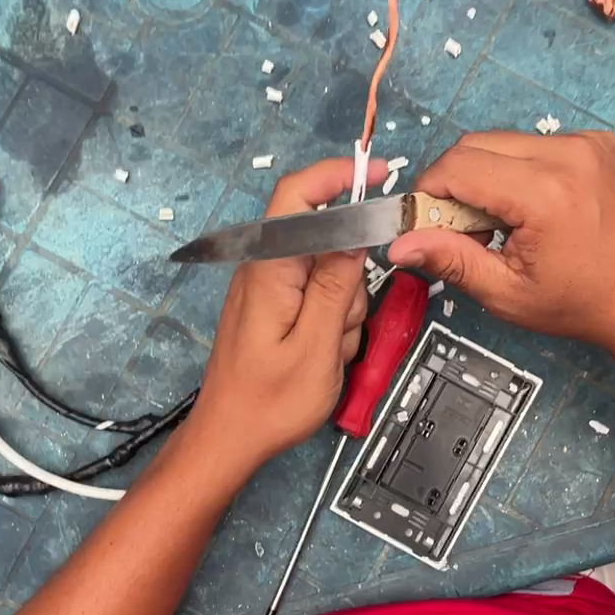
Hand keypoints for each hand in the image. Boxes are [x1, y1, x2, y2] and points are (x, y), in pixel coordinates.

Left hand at [187, 156, 388, 472]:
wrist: (230, 439)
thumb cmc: (270, 402)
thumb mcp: (318, 345)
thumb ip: (337, 285)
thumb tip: (355, 233)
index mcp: (269, 269)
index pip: (298, 195)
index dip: (339, 175)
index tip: (383, 176)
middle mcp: (265, 270)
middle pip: (326, 240)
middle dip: (351, 278)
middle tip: (343, 328)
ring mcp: (271, 292)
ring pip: (330, 274)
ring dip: (344, 310)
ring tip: (328, 351)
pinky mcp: (276, 311)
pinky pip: (318, 300)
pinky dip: (332, 324)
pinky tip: (322, 355)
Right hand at [386, 131, 614, 359]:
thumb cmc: (578, 305)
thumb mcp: (506, 294)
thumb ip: (450, 260)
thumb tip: (397, 245)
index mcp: (546, 193)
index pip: (459, 165)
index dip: (429, 192)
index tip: (428, 223)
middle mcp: (569, 153)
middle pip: (477, 144)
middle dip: (454, 184)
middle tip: (464, 229)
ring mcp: (589, 142)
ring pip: (504, 141)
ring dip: (486, 176)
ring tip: (500, 223)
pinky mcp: (600, 142)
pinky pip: (536, 144)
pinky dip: (519, 171)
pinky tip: (532, 209)